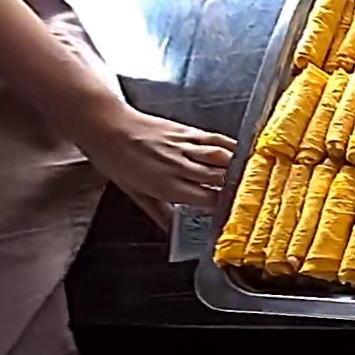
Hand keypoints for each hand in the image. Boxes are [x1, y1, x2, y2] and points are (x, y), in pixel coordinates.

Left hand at [63, 102, 235, 225]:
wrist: (103, 124)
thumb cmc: (113, 157)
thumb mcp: (132, 191)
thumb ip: (158, 211)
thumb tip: (172, 230)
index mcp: (166, 186)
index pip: (207, 199)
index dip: (223, 206)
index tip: (232, 211)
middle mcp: (179, 167)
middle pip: (219, 179)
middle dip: (236, 188)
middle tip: (249, 195)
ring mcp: (184, 147)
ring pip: (222, 158)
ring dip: (239, 168)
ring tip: (251, 176)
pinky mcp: (186, 131)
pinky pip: (215, 139)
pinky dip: (231, 147)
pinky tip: (241, 153)